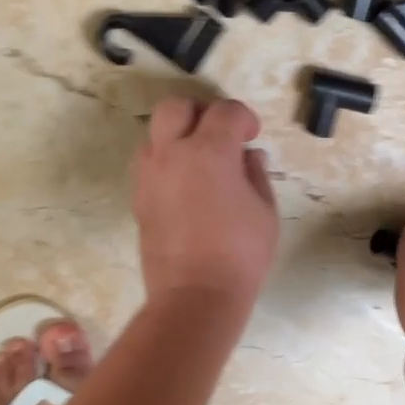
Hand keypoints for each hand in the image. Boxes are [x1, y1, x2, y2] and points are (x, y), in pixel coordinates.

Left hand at [133, 97, 279, 311]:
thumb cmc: (241, 255)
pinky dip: (166, 163)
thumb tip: (248, 156)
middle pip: (176, 108)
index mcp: (209, 152)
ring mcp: (150, 177)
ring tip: (199, 162)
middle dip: (200, 113)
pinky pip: (149, 165)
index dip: (243, 118)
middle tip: (220, 136)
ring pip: (155, 134)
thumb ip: (256, 175)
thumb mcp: (265, 212)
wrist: (195, 297)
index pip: (224, 112)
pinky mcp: (139, 200)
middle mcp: (172, 154)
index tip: (252, 135)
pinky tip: (186, 187)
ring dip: (177, 137)